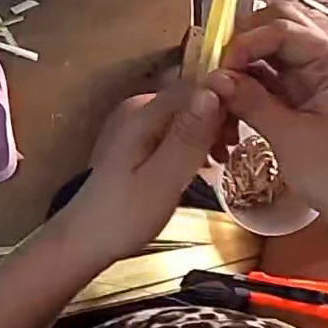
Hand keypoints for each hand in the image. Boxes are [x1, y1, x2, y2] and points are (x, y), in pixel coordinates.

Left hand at [50, 77, 223, 261]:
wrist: (84, 241)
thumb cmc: (124, 216)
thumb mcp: (164, 178)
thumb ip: (188, 136)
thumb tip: (214, 91)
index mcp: (142, 113)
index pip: (195, 86)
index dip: (225, 102)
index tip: (243, 130)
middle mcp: (136, 110)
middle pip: (190, 99)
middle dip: (217, 120)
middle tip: (232, 151)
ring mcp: (133, 125)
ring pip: (184, 116)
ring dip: (206, 133)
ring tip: (221, 160)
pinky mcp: (134, 142)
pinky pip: (172, 132)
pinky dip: (191, 144)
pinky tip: (201, 165)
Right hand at [207, 3, 327, 253]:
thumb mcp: (290, 138)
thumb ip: (251, 101)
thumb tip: (213, 78)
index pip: (284, 30)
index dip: (245, 44)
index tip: (217, 71)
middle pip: (279, 26)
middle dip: (243, 43)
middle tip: (216, 71)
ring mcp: (319, 74)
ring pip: (271, 49)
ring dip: (243, 64)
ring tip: (220, 90)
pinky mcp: (307, 92)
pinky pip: (271, 74)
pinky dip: (249, 83)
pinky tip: (231, 102)